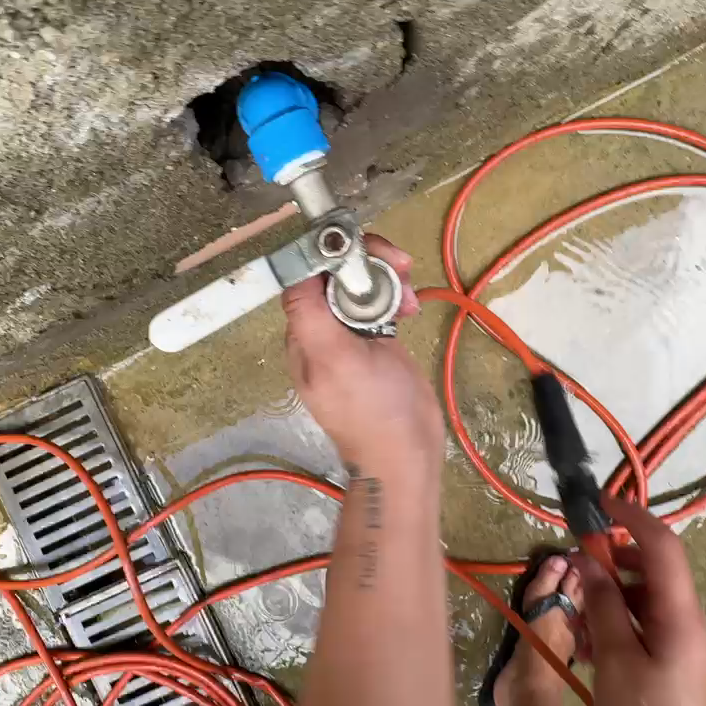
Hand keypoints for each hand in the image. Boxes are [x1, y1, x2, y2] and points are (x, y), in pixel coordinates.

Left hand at [281, 235, 440, 473]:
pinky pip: (378, 303)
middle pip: (335, 275)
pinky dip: (395, 297)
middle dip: (367, 264)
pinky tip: (411, 308)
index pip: (308, 276)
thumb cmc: (373, 411)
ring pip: (360, 285)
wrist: (407, 455)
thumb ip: (310, 316)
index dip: (333, 256)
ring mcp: (350, 335)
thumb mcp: (336, 361)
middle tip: (403, 265)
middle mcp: (322, 331)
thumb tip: (294, 273)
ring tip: (410, 297)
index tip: (366, 250)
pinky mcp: (375, 340)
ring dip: (387, 279)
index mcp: (304, 334)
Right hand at [575, 498, 705, 705]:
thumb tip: (589, 560)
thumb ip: (603, 606)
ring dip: (614, 592)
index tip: (600, 502)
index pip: (663, 546)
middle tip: (576, 565)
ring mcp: (692, 642)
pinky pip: (653, 622)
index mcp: (681, 615)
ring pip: (650, 597)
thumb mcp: (616, 661)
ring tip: (578, 612)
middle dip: (614, 558)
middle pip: (655, 570)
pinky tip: (595, 640)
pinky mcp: (686, 661)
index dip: (633, 516)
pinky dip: (624, 618)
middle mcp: (693, 620)